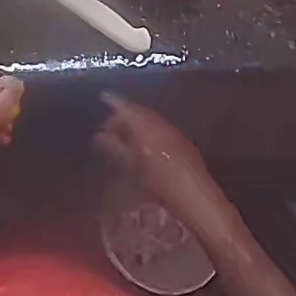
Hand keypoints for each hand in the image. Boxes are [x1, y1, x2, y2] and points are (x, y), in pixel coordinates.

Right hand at [92, 93, 233, 233]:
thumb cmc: (159, 183)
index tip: (103, 98)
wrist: (196, 198)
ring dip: (137, 124)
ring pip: (151, 121)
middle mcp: (162, 125)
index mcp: (147, 127)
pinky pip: (160, 129)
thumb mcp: (131, 166)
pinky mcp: (183, 143)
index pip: (127, 107)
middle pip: (140, 113)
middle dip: (124, 115)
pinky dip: (148, 130)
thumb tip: (100, 135)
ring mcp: (175, 133)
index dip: (114, 102)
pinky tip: (143, 144)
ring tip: (124, 136)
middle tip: (110, 125)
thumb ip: (114, 148)